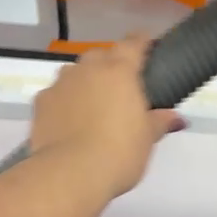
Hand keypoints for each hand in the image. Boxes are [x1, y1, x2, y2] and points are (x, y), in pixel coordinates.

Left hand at [29, 37, 183, 198]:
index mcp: (120, 72)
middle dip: (110, 65)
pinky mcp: (40, 103)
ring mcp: (60, 84)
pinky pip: (56, 94)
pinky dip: (64, 101)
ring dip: (85, 81)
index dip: (142, 43)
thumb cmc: (119, 153)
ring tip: (92, 104)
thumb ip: (159, 122)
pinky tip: (69, 120)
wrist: (70, 173)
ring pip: (75, 72)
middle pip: (101, 56)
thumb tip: (175, 117)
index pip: (133, 44)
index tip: (148, 47)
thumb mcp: (147, 140)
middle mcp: (88, 69)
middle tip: (121, 86)